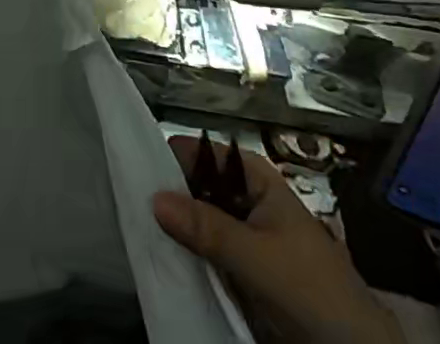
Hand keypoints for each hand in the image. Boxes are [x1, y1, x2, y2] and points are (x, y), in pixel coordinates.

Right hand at [154, 137, 402, 343]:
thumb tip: (153, 196)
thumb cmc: (309, 286)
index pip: (212, 154)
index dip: (180, 153)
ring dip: (176, 225)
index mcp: (260, 183)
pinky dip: (185, 253)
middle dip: (172, 191)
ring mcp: (245, 238)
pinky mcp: (240, 272)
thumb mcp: (256, 254)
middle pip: (203, 187)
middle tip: (129, 194)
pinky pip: (205, 254)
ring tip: (136, 222)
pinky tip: (159, 254)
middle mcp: (250, 203)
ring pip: (201, 222)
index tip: (139, 158)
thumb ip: (207, 227)